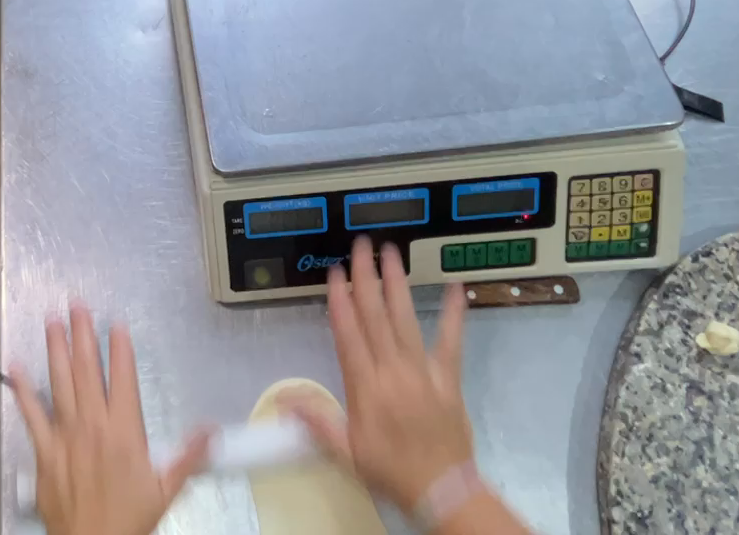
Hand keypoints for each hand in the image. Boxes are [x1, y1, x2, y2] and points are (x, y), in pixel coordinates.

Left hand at [9, 304, 211, 534]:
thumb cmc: (129, 520)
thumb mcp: (166, 490)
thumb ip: (188, 456)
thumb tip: (212, 430)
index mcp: (124, 430)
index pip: (123, 377)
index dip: (120, 348)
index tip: (117, 324)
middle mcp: (93, 424)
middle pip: (87, 370)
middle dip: (83, 334)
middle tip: (77, 305)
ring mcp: (66, 435)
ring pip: (60, 382)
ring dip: (56, 349)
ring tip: (52, 320)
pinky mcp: (44, 451)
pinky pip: (31, 414)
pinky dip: (22, 389)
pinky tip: (15, 366)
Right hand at [290, 237, 473, 510]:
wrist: (443, 493)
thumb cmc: (390, 470)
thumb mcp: (345, 451)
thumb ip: (316, 420)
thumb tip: (282, 397)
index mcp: (365, 386)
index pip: (348, 333)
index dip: (340, 300)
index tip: (335, 271)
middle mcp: (392, 371)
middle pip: (375, 316)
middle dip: (366, 278)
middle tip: (361, 245)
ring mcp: (422, 371)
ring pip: (406, 320)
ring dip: (397, 284)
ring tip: (391, 253)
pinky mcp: (448, 378)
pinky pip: (451, 341)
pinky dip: (454, 314)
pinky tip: (455, 287)